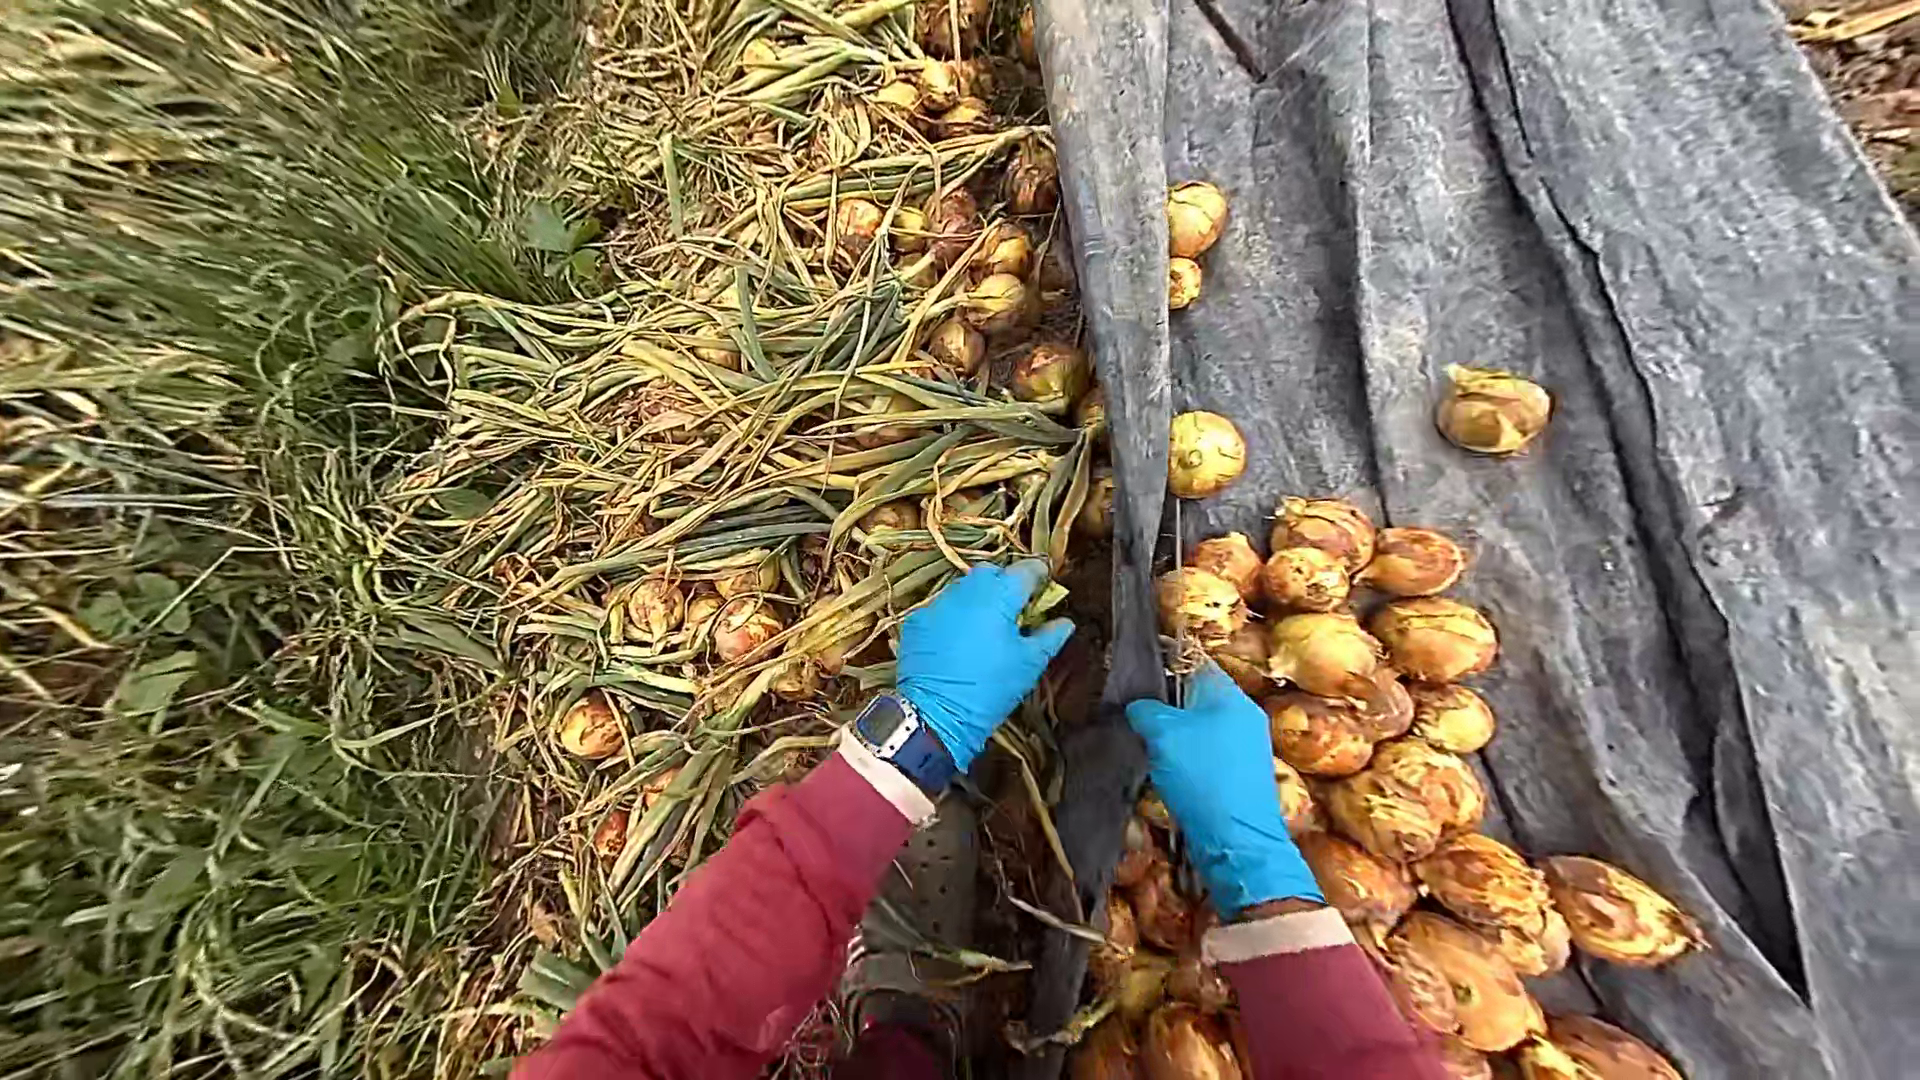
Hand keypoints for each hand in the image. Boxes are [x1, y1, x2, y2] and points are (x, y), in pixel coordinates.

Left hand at [896, 560, 1073, 770]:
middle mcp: (966, 590)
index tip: (1045, 589)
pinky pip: (943, 607)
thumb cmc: (990, 688)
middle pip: (992, 572)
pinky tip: (960, 640)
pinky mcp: (918, 620)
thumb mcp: (1029, 664)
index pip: (1026, 570)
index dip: (1039, 576)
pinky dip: (956, 615)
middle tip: (1016, 610)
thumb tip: (1064, 622)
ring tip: (987, 627)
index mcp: (998, 595)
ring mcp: (938, 603)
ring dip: (980, 598)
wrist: (935, 714)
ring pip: (965, 587)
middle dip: (1006, 583)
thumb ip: (1050, 637)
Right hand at [1125, 662, 1322, 916]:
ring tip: (1142, 729)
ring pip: (1199, 718)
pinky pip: (1206, 742)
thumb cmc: (1201, 776)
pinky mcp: (1239, 769)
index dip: (1162, 655)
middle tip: (1131, 699)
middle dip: (1163, 693)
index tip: (1133, 661)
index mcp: (1228, 695)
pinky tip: (1162, 757)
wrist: (1237, 842)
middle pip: (1196, 688)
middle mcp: (1242, 713)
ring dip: (1171, 722)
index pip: (1193, 658)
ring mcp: (1244, 742)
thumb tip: (1137, 704)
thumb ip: (1145, 709)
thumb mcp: (1162, 734)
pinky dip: (1183, 744)